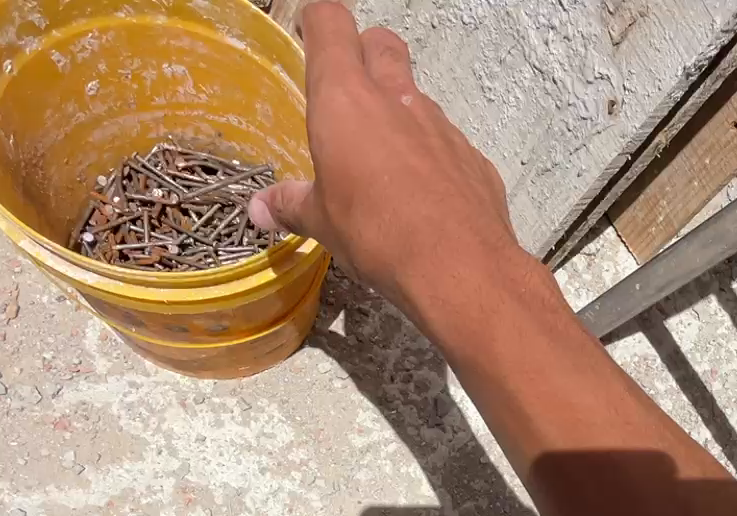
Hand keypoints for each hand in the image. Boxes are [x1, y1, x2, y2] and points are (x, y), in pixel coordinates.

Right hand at [250, 3, 524, 313]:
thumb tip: (259, 209)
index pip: (330, 24)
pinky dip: (438, 163)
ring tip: (393, 170)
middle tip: (355, 98)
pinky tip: (433, 203)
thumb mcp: (325, 224)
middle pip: (383, 44)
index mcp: (346, 100)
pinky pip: (452, 149)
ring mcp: (444, 129)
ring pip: (421, 101)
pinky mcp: (477, 163)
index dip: (319, 25)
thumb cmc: (378, 236)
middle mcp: (398, 100)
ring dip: (404, 119)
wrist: (460, 269)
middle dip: (367, 56)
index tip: (313, 40)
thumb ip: (293, 206)